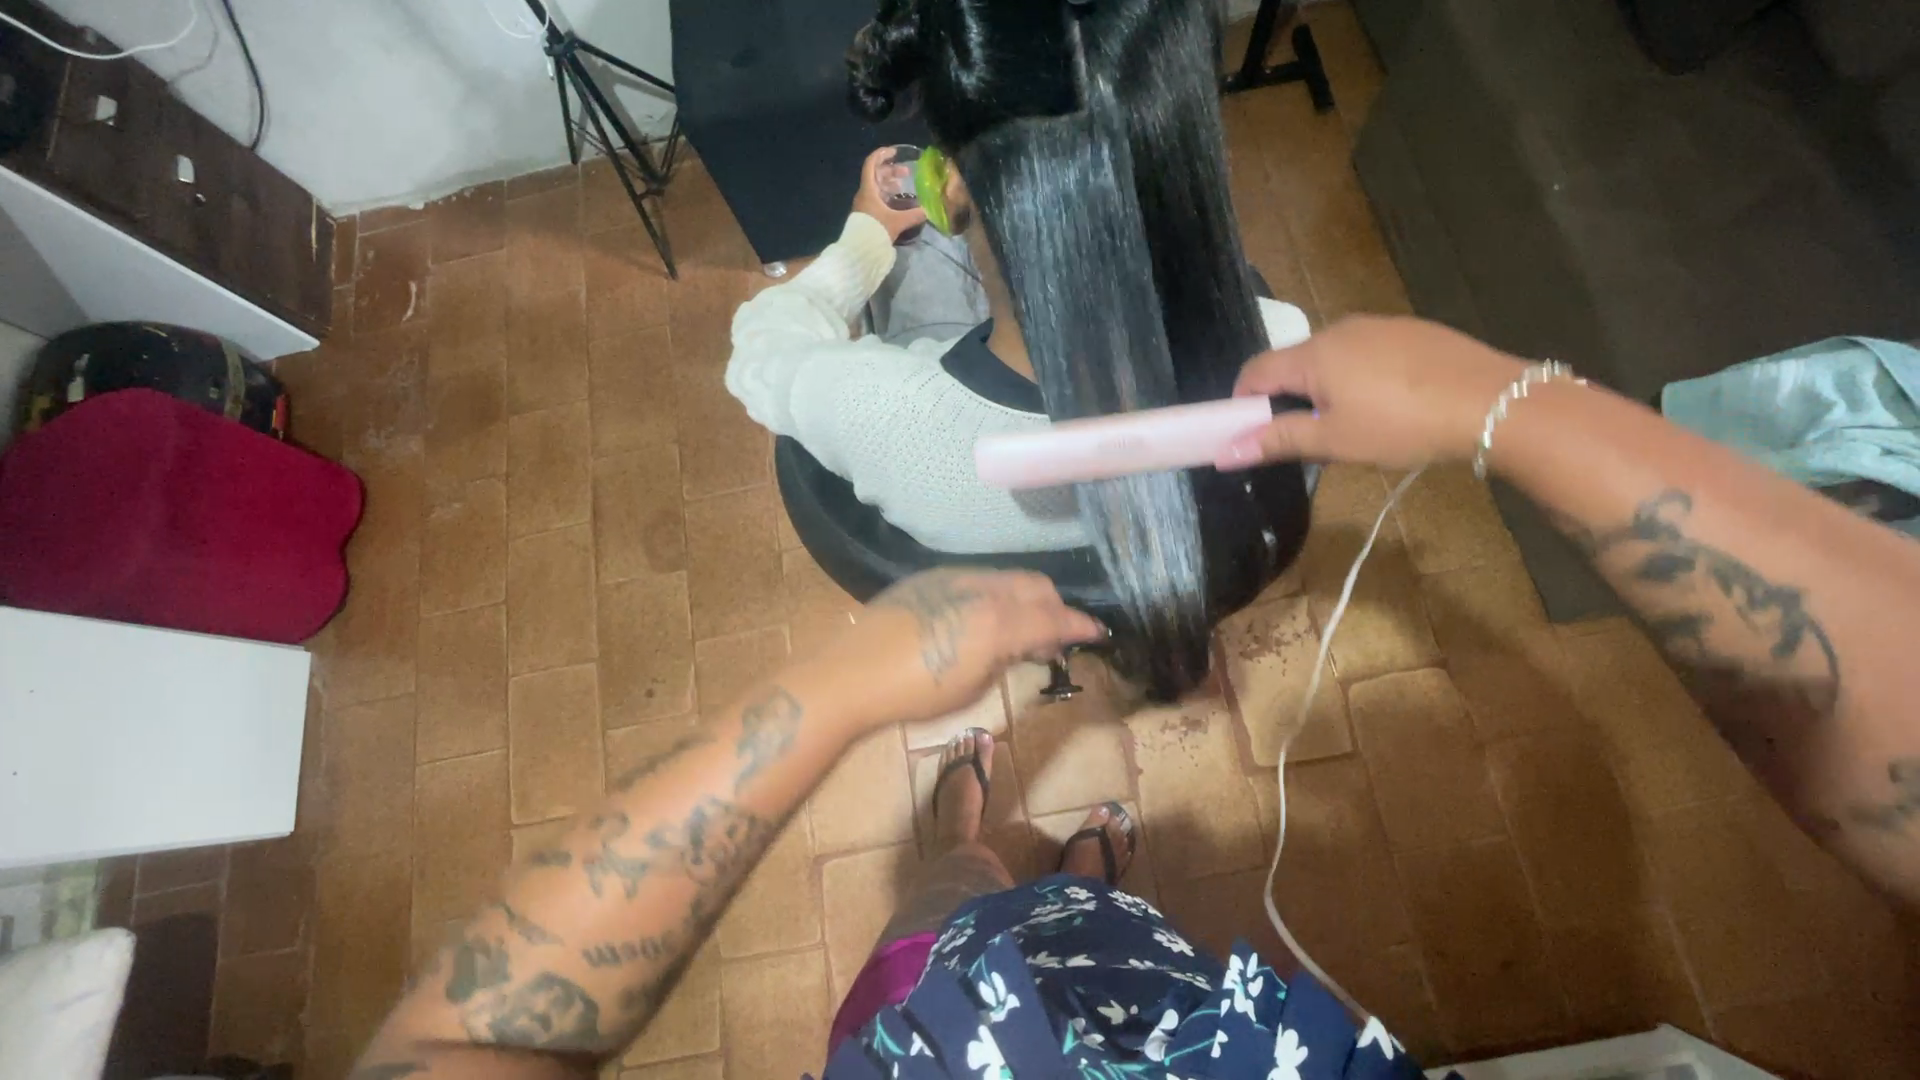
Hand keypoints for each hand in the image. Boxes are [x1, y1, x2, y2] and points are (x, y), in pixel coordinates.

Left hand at [798, 569, 1105, 731]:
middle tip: (1055, 639)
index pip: (1053, 618)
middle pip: (1036, 586)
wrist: (850, 674)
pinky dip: (996, 595)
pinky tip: (983, 620)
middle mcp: (981, 589)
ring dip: (1025, 600)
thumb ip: (1006, 658)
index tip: (1097, 634)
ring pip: (1008, 578)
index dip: (1080, 626)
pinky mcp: (931, 577)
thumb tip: (1024, 646)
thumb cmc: (913, 695)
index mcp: (996, 622)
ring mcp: (954, 577)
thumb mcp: (972, 688)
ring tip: (1019, 631)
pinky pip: (980, 578)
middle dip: (1054, 609)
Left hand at [851, 146, 928, 242]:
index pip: (871, 164)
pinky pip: (876, 198)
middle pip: (876, 175)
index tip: (895, 152)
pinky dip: (886, 196)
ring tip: (902, 187)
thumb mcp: (897, 222)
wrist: (859, 251)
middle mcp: (864, 194)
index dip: (882, 154)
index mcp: (868, 189)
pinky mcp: (865, 215)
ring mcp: (864, 204)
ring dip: (889, 184)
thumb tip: (928, 211)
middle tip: (906, 174)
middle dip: (891, 171)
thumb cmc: (876, 231)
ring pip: (876, 187)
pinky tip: (896, 202)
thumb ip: (913, 215)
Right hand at [1217, 315, 1528, 471]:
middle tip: (1305, 439)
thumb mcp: (1334, 441)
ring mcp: (1379, 325)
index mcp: (1313, 353)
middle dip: (1286, 399)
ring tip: (1350, 426)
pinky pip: (1365, 353)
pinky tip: (1387, 406)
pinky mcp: (1412, 331)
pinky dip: (1357, 378)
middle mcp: (1340, 329)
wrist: (1496, 403)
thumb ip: (1276, 440)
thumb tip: (1223, 453)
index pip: (1254, 371)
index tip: (1250, 435)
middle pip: (1291, 363)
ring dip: (1323, 390)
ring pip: (1329, 358)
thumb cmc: (1403, 425)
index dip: (1242, 403)